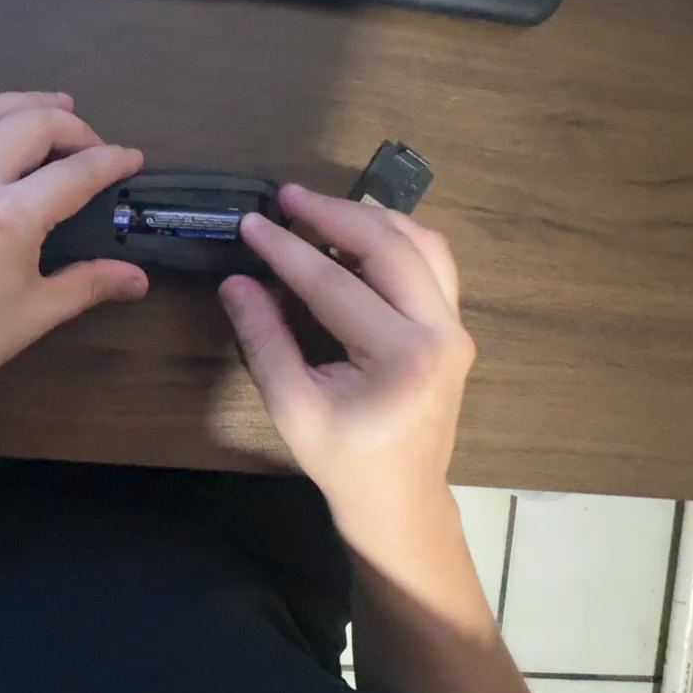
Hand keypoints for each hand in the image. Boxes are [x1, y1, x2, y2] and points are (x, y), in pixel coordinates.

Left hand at [0, 92, 148, 414]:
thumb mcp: (37, 313)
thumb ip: (90, 284)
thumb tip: (138, 278)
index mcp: (11, 216)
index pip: (74, 173)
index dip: (111, 162)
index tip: (134, 160)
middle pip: (31, 124)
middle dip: (72, 125)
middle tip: (95, 145)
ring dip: (24, 104)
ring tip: (54, 107)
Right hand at [219, 184, 474, 545]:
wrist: (399, 496)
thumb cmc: (342, 459)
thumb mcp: (291, 406)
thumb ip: (263, 340)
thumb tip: (237, 282)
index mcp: (399, 356)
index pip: (332, 283)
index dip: (285, 249)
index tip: (251, 222)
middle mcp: (440, 331)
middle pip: (389, 246)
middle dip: (334, 213)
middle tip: (288, 196)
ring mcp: (456, 327)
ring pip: (422, 244)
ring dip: (371, 218)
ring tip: (322, 208)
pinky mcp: (454, 327)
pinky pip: (432, 263)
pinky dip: (396, 238)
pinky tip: (362, 233)